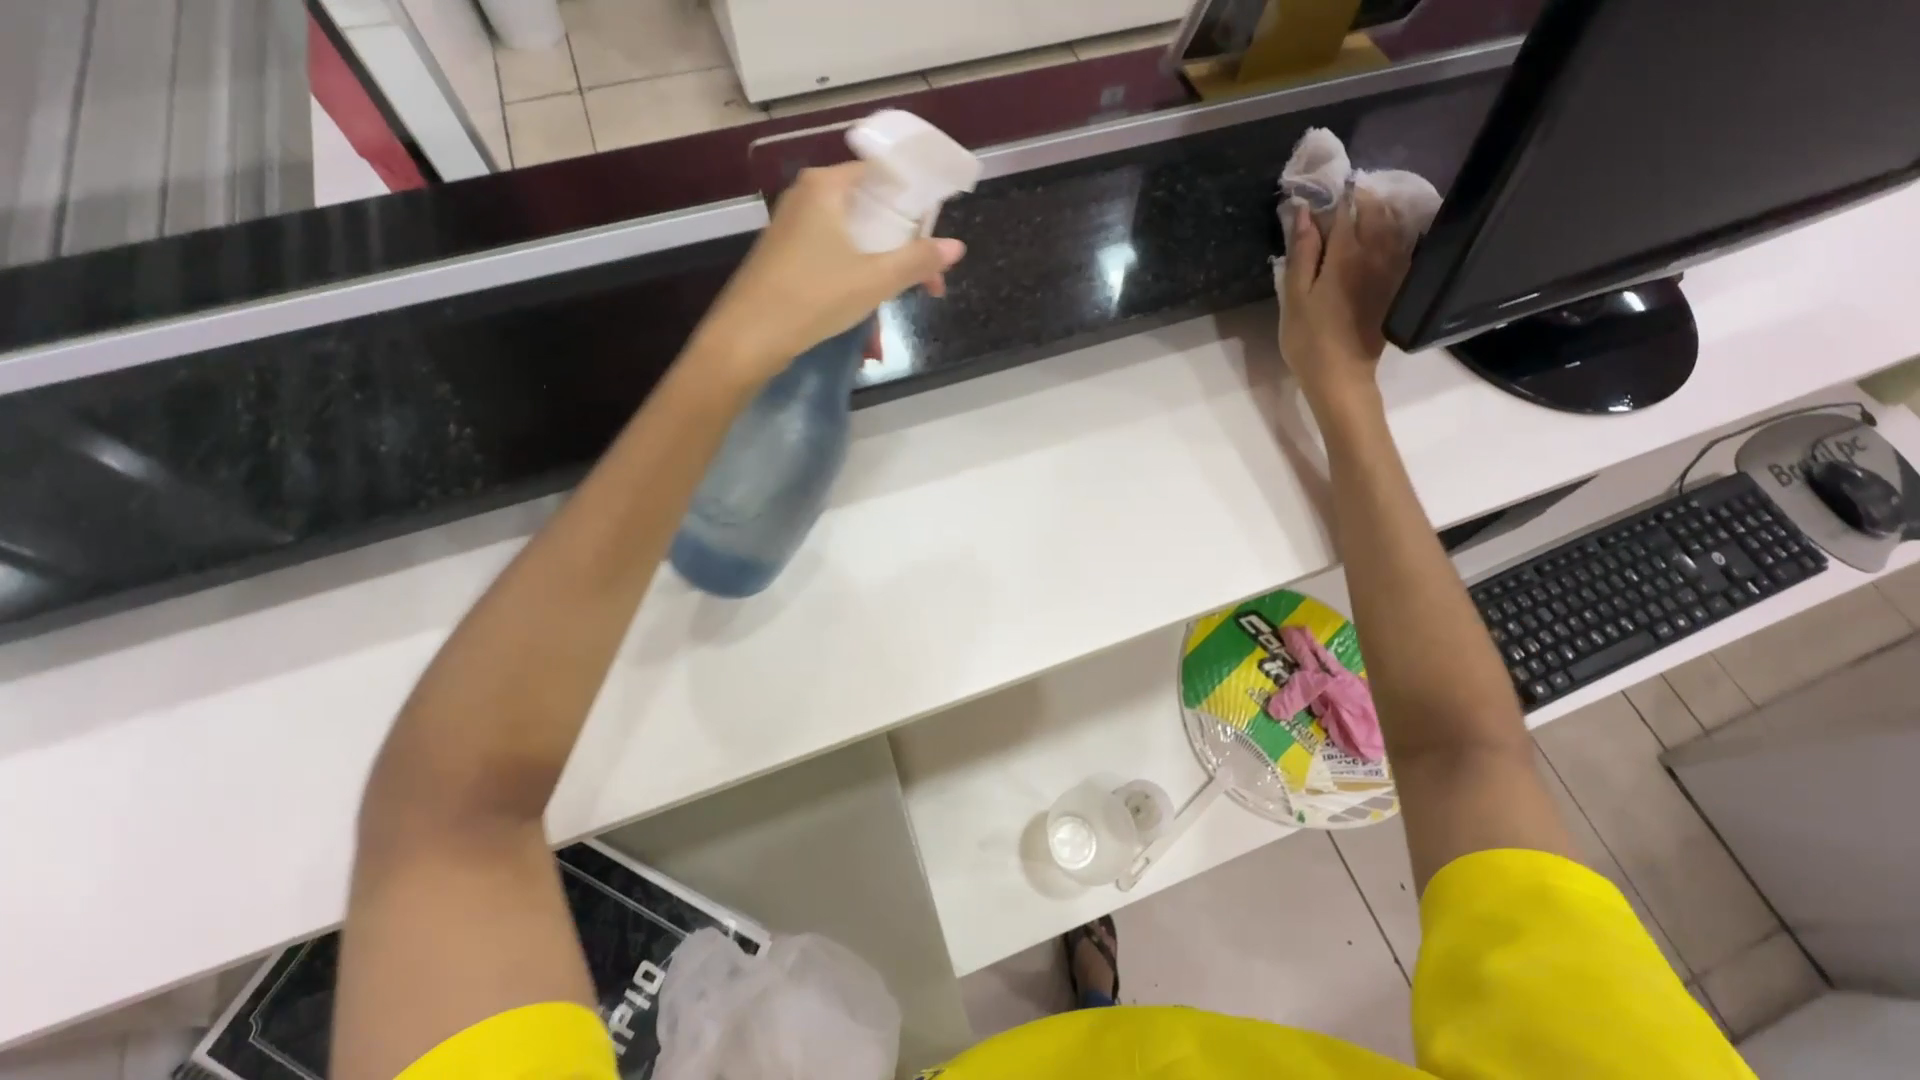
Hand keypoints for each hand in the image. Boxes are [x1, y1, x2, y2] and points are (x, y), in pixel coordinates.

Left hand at [689, 162, 966, 386]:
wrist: (747, 338)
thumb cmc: (813, 297)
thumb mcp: (875, 280)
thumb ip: (918, 260)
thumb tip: (955, 247)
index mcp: (826, 186)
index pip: (883, 174)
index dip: (916, 201)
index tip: (938, 231)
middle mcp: (806, 196)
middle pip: (870, 209)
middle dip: (903, 245)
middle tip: (928, 279)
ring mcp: (792, 227)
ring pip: (852, 236)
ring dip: (881, 267)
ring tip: (904, 296)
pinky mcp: (784, 256)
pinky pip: (832, 254)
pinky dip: (855, 274)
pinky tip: (868, 305)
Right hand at [1279, 190, 1413, 407]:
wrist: (1341, 377)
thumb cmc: (1309, 339)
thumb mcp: (1295, 296)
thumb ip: (1301, 252)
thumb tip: (1304, 213)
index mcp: (1345, 255)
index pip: (1342, 211)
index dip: (1332, 195)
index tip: (1321, 187)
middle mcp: (1375, 255)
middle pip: (1374, 212)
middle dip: (1360, 197)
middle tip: (1344, 193)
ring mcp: (1392, 270)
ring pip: (1394, 225)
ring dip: (1381, 209)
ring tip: (1365, 205)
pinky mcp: (1397, 286)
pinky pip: (1405, 246)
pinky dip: (1397, 230)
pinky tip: (1388, 230)